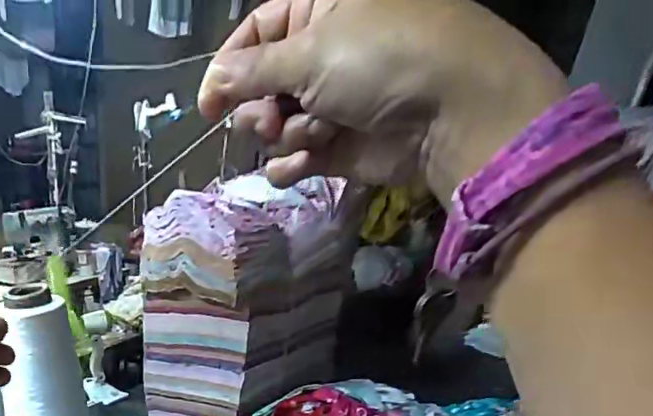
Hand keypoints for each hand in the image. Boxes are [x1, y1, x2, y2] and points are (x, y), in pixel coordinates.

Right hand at [197, 0, 567, 201]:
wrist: (445, 113)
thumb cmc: (380, 58)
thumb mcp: (309, 51)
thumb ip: (250, 72)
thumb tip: (209, 86)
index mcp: (317, 9)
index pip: (256, 32)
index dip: (228, 67)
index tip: (207, 105)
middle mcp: (320, 54)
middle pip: (260, 85)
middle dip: (259, 107)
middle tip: (271, 116)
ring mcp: (328, 102)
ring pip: (275, 125)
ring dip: (284, 134)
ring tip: (311, 132)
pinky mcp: (335, 147)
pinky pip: (292, 158)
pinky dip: (293, 163)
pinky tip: (305, 161)